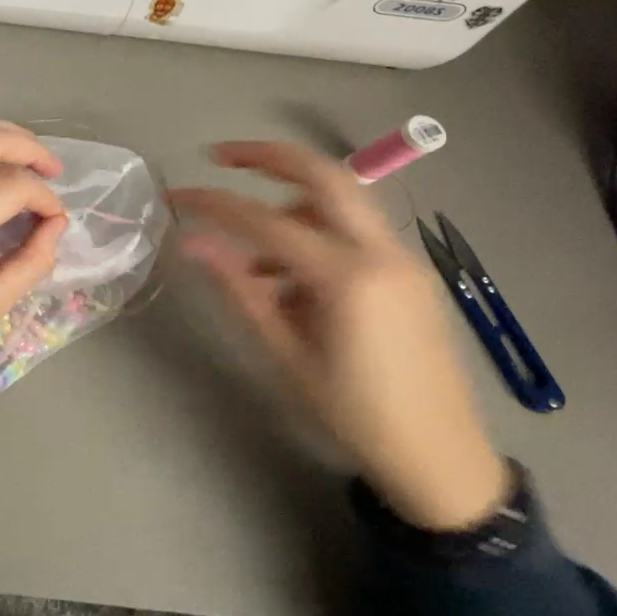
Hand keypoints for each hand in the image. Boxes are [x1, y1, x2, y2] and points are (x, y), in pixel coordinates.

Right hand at [169, 141, 509, 531]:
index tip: (174, 197)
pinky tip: (294, 275)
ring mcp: (403, 260)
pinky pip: (356, 230)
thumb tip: (192, 241)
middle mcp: (382, 254)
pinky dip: (318, 229)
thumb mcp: (285, 354)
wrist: (442, 460)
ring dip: (293, 201)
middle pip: (324, 175)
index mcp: (347, 277)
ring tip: (257, 251)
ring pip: (343, 200)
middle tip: (220, 155)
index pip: (264, 220)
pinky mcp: (410, 273)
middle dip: (269, 156)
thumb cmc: (354, 414)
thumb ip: (239, 289)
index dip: (213, 203)